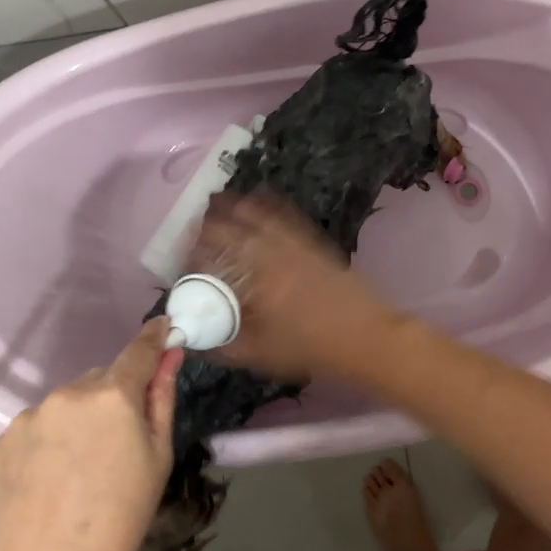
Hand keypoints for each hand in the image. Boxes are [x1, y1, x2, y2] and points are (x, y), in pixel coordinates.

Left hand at [0, 319, 183, 550]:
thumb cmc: (118, 523)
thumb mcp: (158, 461)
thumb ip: (162, 399)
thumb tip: (171, 354)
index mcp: (112, 396)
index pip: (138, 350)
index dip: (154, 337)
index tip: (165, 327)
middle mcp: (66, 394)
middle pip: (99, 381)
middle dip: (111, 400)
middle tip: (117, 448)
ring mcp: (26, 418)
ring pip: (64, 406)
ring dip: (76, 424)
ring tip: (76, 476)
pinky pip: (33, 431)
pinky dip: (45, 446)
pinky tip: (47, 485)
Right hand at [191, 192, 402, 379]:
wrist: (368, 337)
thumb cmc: (313, 350)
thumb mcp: (262, 355)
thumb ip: (225, 344)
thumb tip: (197, 338)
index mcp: (256, 280)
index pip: (216, 256)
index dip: (195, 252)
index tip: (183, 255)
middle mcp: (274, 253)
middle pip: (236, 227)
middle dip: (211, 222)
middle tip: (195, 224)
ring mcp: (297, 244)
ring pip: (261, 214)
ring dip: (236, 205)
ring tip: (218, 201)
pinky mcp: (316, 242)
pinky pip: (288, 214)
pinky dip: (270, 202)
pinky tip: (261, 194)